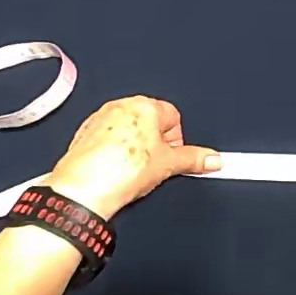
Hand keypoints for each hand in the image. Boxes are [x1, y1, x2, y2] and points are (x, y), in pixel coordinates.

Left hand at [44, 97, 220, 219]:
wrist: (84, 189)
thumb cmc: (120, 170)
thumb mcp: (167, 165)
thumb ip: (193, 159)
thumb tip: (212, 159)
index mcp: (144, 105)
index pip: (173, 116)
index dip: (177, 140)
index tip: (174, 157)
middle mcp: (120, 107)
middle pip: (150, 122)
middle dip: (156, 144)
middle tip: (155, 166)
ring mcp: (100, 119)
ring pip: (127, 131)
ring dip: (135, 148)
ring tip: (134, 171)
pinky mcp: (85, 135)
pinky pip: (107, 140)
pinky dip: (114, 153)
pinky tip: (117, 171)